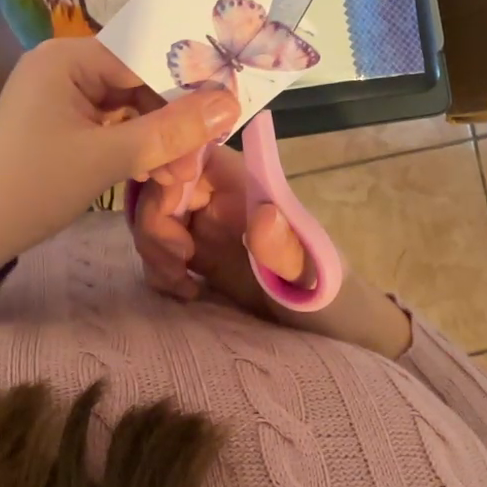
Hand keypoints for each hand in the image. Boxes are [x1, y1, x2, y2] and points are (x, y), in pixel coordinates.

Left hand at [0, 39, 239, 270]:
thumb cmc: (34, 186)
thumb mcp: (108, 158)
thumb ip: (170, 130)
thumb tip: (230, 103)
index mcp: (67, 58)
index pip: (143, 55)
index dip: (187, 80)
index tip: (226, 109)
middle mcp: (63, 66)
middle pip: (137, 80)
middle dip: (171, 120)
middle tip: (199, 159)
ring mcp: (61, 96)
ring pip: (128, 106)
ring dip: (156, 138)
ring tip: (179, 176)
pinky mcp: (61, 123)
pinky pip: (110, 124)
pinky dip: (133, 146)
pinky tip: (155, 172)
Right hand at [132, 145, 413, 358]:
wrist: (332, 334)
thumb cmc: (332, 299)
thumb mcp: (315, 278)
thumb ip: (287, 249)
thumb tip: (264, 212)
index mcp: (250, 186)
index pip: (198, 152)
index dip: (171, 162)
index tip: (168, 201)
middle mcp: (221, 198)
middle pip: (164, 184)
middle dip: (156, 220)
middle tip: (177, 260)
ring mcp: (204, 227)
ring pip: (153, 215)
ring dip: (153, 246)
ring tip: (181, 281)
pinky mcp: (194, 256)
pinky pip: (156, 247)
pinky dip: (157, 267)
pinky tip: (183, 291)